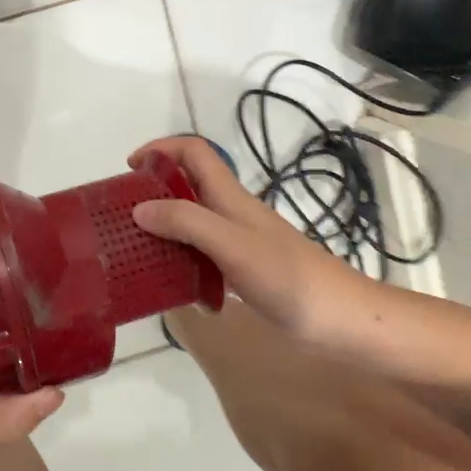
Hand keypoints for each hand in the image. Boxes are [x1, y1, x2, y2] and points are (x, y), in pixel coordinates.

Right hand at [128, 136, 383, 346]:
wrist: (345, 322)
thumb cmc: (288, 278)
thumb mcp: (231, 245)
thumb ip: (186, 222)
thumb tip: (139, 208)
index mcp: (230, 197)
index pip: (193, 151)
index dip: (161, 149)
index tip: (131, 169)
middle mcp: (233, 213)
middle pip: (188, 185)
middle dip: (154, 192)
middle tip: (126, 217)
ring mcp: (241, 243)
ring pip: (194, 223)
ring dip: (166, 230)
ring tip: (140, 252)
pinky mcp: (247, 271)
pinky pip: (205, 258)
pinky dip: (186, 265)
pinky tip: (178, 291)